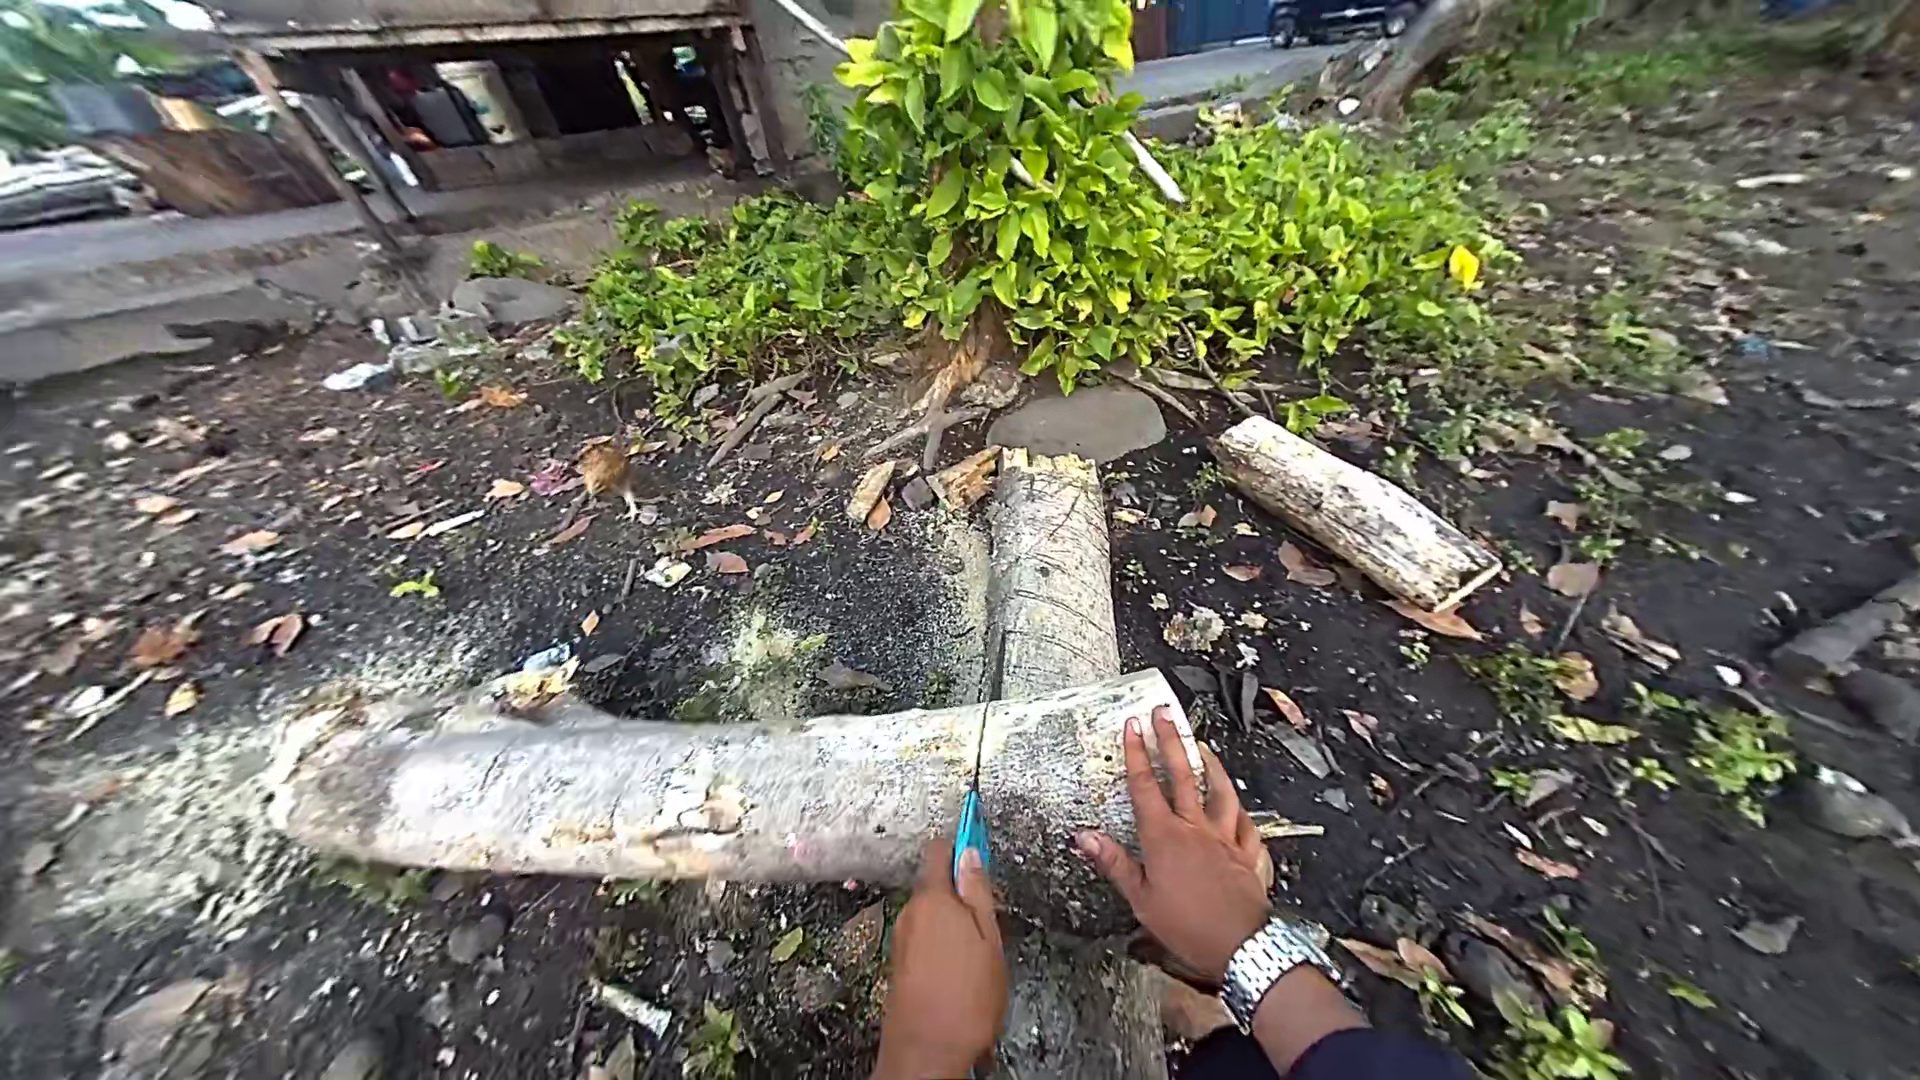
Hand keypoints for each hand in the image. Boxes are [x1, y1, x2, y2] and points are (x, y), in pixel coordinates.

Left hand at [873, 834, 1007, 1078]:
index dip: (959, 843)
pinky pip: (923, 939)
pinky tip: (957, 974)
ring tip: (976, 955)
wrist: (925, 1057)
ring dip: (951, 923)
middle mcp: (911, 912)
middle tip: (987, 919)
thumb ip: (978, 891)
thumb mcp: (988, 939)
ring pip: (931, 914)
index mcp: (933, 898)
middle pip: (936, 884)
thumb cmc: (964, 999)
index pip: (939, 849)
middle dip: (960, 894)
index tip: (976, 844)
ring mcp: (901, 938)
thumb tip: (970, 853)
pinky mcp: (899, 964)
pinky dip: (940, 946)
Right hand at [1075, 707, 1271, 982]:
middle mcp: (1194, 827)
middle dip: (1170, 740)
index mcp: (1164, 835)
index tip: (1132, 725)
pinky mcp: (1247, 852)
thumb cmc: (1187, 925)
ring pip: (1218, 790)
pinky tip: (1236, 800)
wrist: (1242, 949)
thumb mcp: (1141, 899)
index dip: (1136, 752)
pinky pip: (1244, 822)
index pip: (1144, 784)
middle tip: (1164, 713)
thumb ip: (1113, 863)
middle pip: (1181, 774)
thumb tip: (1083, 836)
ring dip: (1209, 763)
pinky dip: (1239, 807)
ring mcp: (1223, 837)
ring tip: (1202, 743)